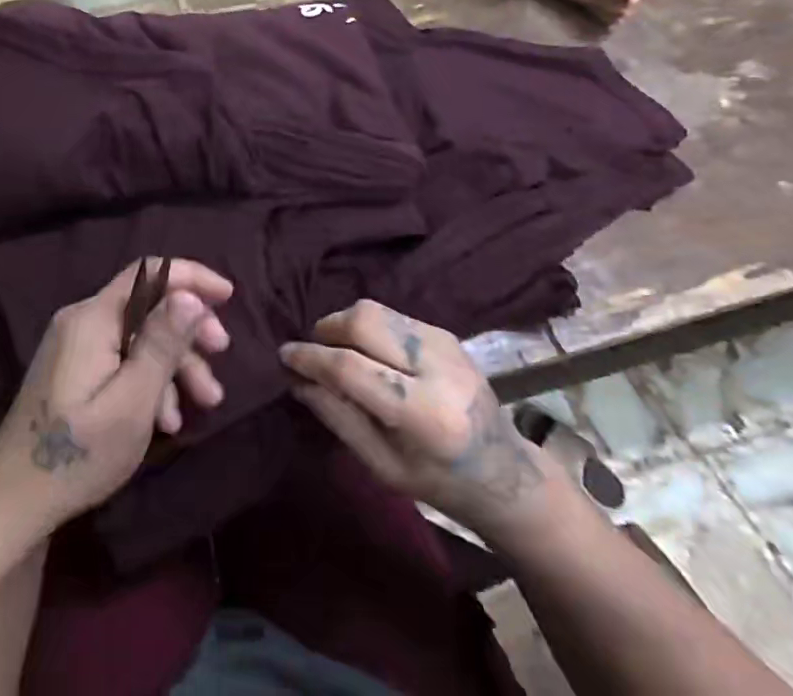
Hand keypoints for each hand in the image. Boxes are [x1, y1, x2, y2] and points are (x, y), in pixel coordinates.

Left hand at [0, 259, 233, 549]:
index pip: (146, 273)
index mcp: (91, 320)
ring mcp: (74, 347)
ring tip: (204, 403)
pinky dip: (148, 381)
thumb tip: (188, 295)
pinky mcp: (73, 371)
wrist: (15, 498)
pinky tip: (165, 419)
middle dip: (187, 332)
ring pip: (137, 338)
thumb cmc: (78, 454)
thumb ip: (160, 345)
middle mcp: (80, 322)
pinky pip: (120, 360)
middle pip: (146, 308)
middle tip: (222, 358)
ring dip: (174, 365)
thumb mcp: (132, 401)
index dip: (190, 277)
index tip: (229, 296)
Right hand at [280, 301, 552, 546]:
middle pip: (364, 322)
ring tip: (336, 349)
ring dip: (344, 324)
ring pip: (376, 310)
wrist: (509, 475)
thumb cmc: (439, 482)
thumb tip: (296, 379)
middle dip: (326, 330)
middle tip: (312, 351)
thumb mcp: (380, 465)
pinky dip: (367, 327)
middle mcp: (440, 371)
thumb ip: (337, 417)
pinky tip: (366, 351)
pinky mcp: (449, 336)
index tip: (284, 355)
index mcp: (424, 415)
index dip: (310, 358)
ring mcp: (448, 347)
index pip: (351, 369)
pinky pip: (392, 315)